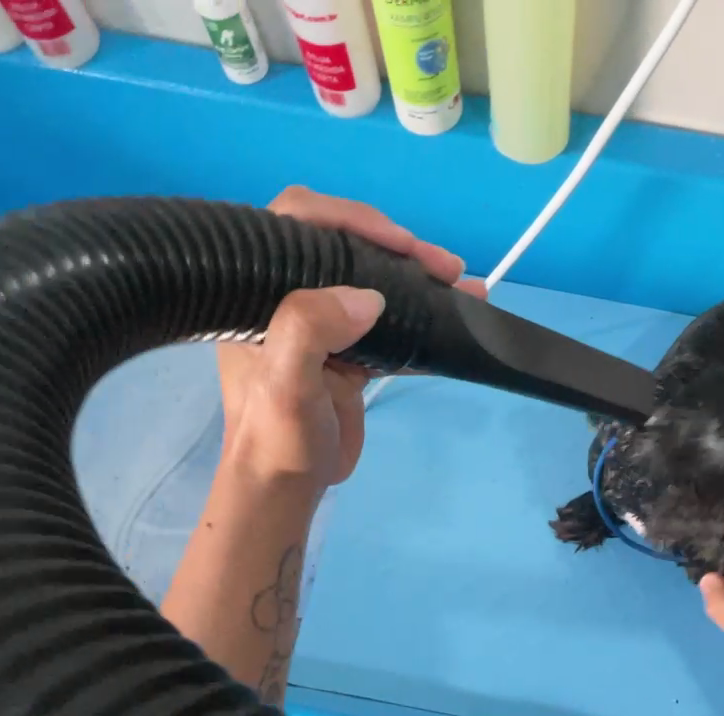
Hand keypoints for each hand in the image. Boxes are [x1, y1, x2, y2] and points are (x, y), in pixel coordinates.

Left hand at [217, 186, 486, 487]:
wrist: (289, 488)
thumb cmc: (277, 438)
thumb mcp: (284, 384)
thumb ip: (309, 328)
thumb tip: (368, 296)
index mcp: (259, 290)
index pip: (299, 223)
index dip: (351, 219)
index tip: (400, 245)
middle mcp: (291, 296)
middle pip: (347, 248)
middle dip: (400, 250)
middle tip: (446, 266)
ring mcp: (325, 325)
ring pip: (375, 283)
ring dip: (421, 280)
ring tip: (464, 283)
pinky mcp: (352, 352)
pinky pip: (393, 324)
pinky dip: (427, 319)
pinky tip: (461, 315)